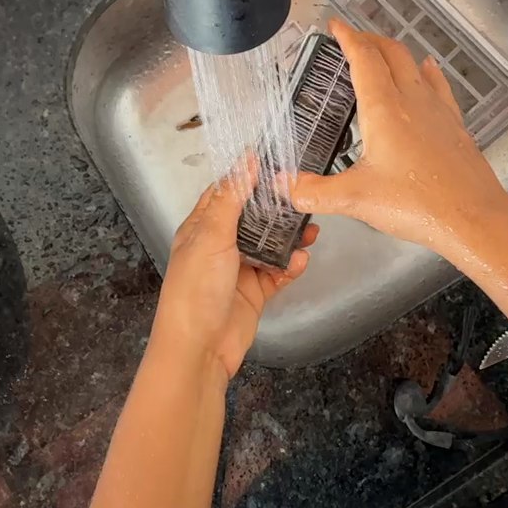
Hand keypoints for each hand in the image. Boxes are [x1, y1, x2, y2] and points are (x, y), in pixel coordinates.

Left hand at [154, 164, 315, 378]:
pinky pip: (277, 273)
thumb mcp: (212, 235)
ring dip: (290, 238)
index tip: (275, 164)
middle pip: (253, 218)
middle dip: (277, 209)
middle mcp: (219, 245)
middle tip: (303, 198)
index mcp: (202, 228)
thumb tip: (246, 159)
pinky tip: (301, 261)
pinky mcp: (254, 292)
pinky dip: (291, 267)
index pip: (226, 193)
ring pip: (270, 245)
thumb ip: (231, 197)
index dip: (248, 178)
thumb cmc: (196, 288)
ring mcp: (238, 269)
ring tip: (311, 231)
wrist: (200, 348)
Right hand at [290, 18, 507, 263]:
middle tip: (351, 39)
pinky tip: (428, 70)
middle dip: (369, 40)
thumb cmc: (413, 203)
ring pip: (415, 66)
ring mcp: (438, 111)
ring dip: (395, 54)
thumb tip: (281, 186)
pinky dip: (426, 72)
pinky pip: (438, 86)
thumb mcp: (355, 199)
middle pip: (391, 54)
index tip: (335, 26)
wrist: (473, 219)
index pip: (364, 59)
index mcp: (384, 108)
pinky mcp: (455, 126)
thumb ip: (314, 192)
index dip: (348, 38)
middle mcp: (412, 100)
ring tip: (380, 53)